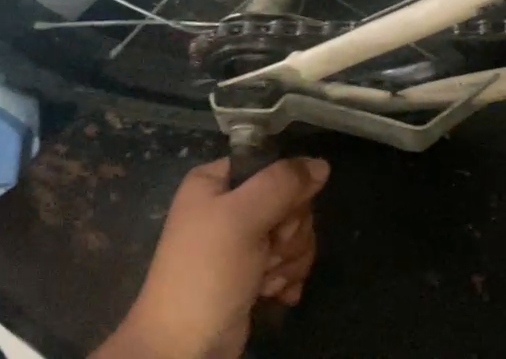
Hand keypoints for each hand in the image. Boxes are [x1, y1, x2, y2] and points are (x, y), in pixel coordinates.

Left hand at [95, 156, 329, 358]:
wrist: (183, 351)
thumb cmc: (206, 274)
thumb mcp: (242, 217)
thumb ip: (283, 183)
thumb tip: (322, 165)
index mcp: (216, 181)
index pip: (272, 164)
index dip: (284, 190)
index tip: (277, 217)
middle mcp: (230, 205)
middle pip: (290, 200)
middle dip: (288, 233)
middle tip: (267, 253)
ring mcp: (243, 241)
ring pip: (295, 232)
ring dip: (288, 260)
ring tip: (265, 281)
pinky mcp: (253, 273)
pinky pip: (290, 260)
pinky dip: (286, 278)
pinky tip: (272, 294)